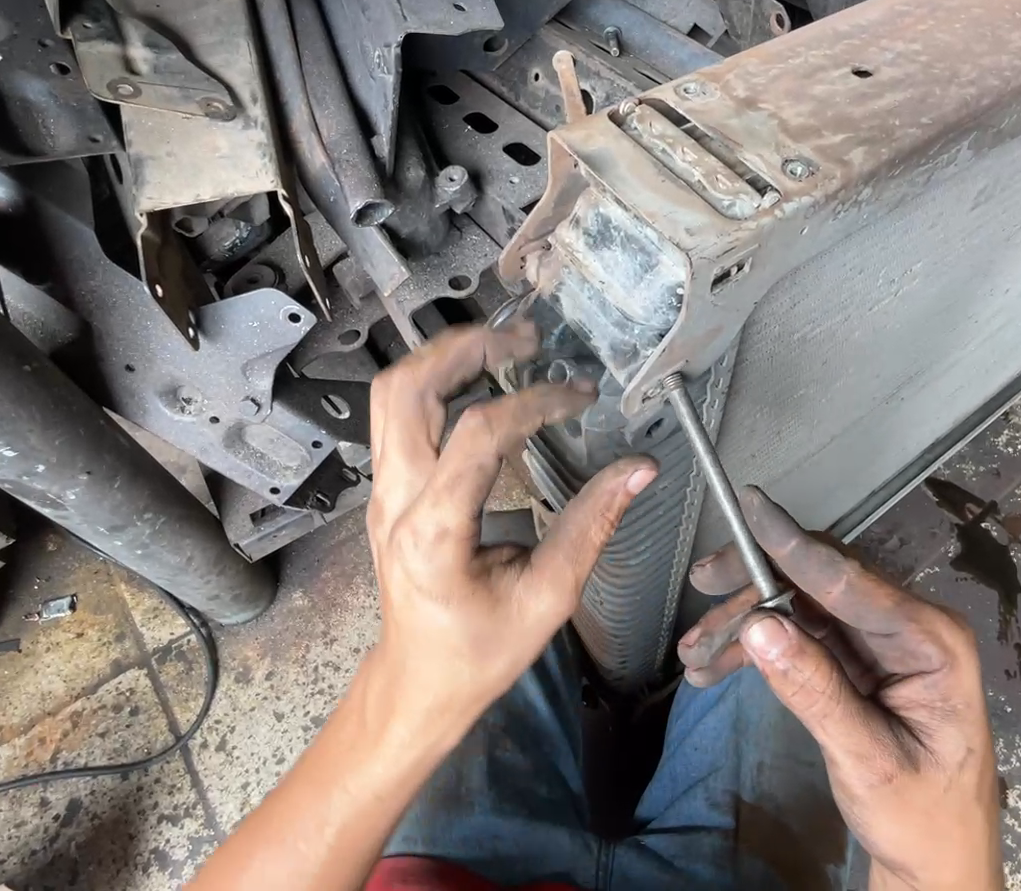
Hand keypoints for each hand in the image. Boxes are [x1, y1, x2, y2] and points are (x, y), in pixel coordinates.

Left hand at [362, 321, 657, 742]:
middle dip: (466, 349)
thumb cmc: (478, 651)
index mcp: (434, 533)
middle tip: (525, 339)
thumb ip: (591, 526)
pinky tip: (482, 381)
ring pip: (393, 394)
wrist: (417, 680)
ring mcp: (383, 491)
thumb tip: (637, 469)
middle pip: (407, 391)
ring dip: (446, 357)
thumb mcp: (547, 598)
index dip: (535, 403)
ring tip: (504, 347)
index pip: (478, 434)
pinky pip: (400, 414)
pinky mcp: (388, 487)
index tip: (579, 396)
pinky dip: (439, 382)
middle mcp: (395, 501)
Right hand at [677, 488, 1002, 890]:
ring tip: (695, 653)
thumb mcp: (869, 761)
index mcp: (929, 639)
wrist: (941, 862)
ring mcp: (878, 638)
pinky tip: (714, 668)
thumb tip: (759, 628)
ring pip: (798, 603)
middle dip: (755, 581)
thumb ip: (815, 691)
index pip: (848, 579)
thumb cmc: (923, 815)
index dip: (793, 541)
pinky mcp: (856, 656)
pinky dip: (756, 648)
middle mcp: (904, 624)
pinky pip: (798, 633)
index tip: (752, 504)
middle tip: (703, 583)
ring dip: (745, 622)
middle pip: (817, 578)